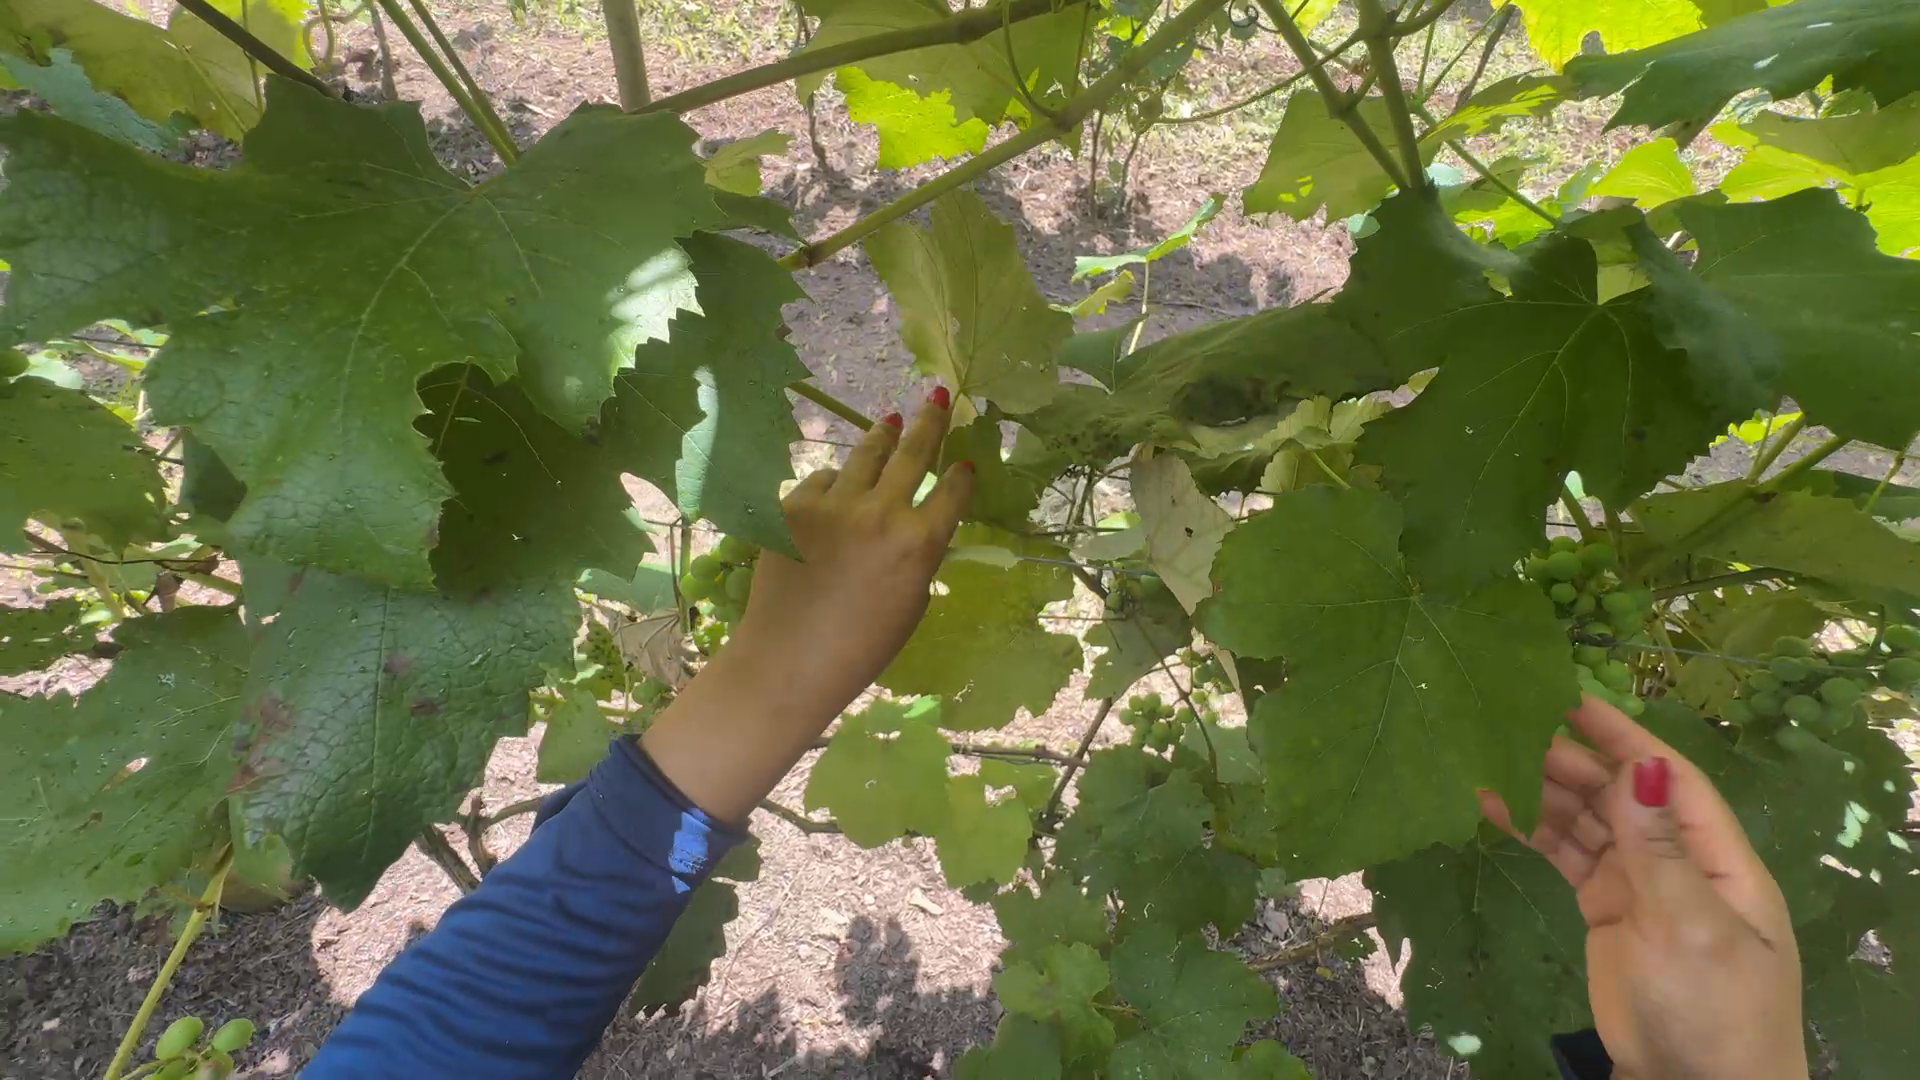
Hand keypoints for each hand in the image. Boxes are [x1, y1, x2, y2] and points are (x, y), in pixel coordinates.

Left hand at [729, 387, 973, 712]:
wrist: (790, 659)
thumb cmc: (862, 646)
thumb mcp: (913, 602)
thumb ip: (920, 556)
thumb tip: (919, 526)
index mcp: (920, 543)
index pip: (952, 492)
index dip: (962, 476)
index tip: (965, 463)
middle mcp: (882, 513)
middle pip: (913, 454)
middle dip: (930, 423)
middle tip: (937, 398)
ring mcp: (834, 505)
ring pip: (866, 454)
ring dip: (883, 435)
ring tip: (891, 420)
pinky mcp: (794, 506)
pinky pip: (823, 480)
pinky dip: (836, 483)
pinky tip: (840, 486)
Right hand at [1479, 696, 1807, 1079]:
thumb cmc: (1709, 1005)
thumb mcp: (1687, 925)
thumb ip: (1657, 845)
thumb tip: (1642, 765)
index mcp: (1717, 861)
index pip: (1669, 779)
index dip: (1623, 736)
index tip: (1569, 699)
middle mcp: (1676, 860)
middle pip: (1617, 792)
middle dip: (1566, 760)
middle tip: (1506, 733)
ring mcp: (1636, 880)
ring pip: (1584, 816)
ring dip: (1540, 790)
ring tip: (1488, 766)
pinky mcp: (1602, 900)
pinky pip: (1562, 848)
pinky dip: (1530, 826)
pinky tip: (1493, 808)